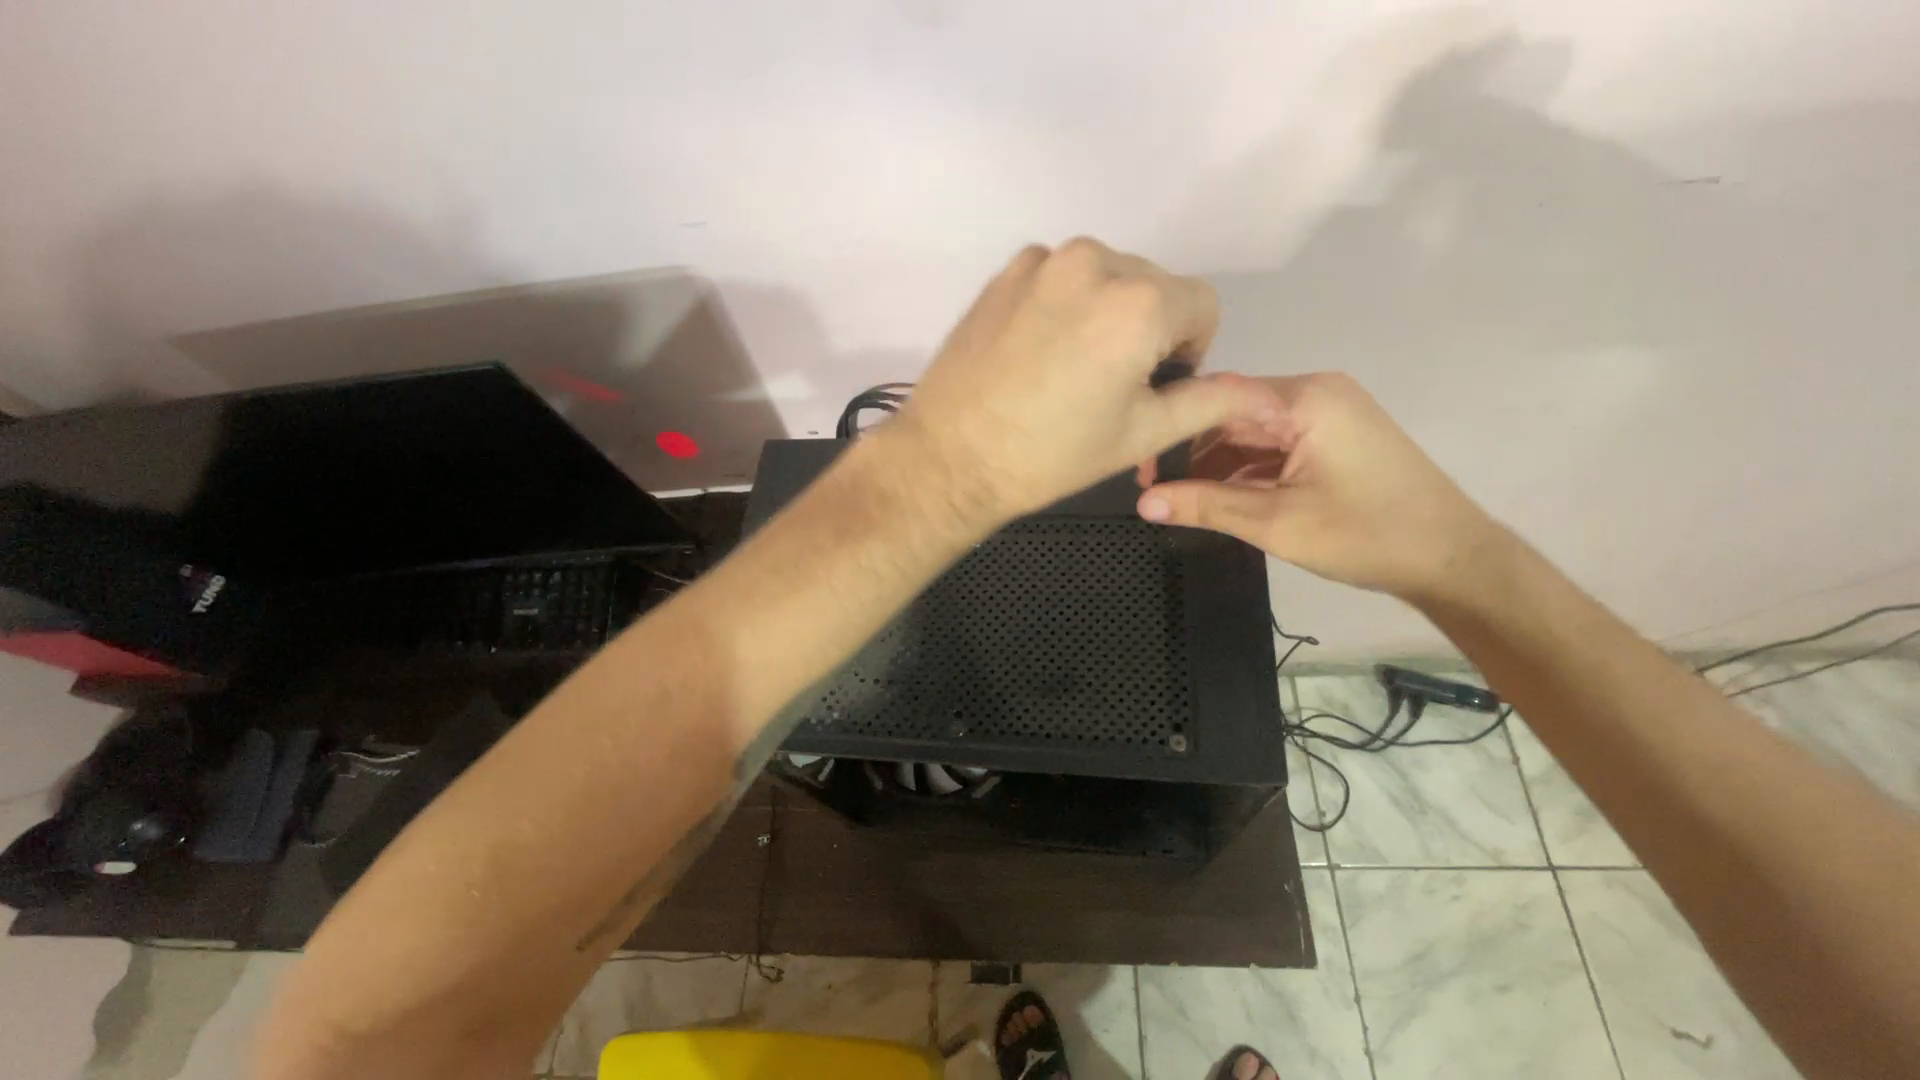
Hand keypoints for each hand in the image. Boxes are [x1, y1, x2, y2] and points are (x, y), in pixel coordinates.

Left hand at [889, 239, 1283, 519]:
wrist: (951, 457)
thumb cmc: (1051, 454)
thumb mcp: (1142, 434)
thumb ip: (1210, 402)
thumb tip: (1265, 395)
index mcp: (1139, 302)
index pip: (1202, 304)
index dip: (1189, 350)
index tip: (1154, 387)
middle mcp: (1094, 262)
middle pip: (1154, 286)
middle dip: (1148, 330)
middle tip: (1108, 386)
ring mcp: (1043, 262)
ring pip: (1107, 278)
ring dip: (1106, 314)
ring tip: (1070, 369)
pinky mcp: (1006, 272)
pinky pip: (1060, 277)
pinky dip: (1064, 305)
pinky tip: (1037, 352)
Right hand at [1135, 373, 1502, 602]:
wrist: (1454, 559)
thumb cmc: (1367, 536)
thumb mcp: (1277, 523)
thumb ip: (1205, 506)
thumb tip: (1142, 504)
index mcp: (1305, 398)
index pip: (1217, 398)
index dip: (1171, 433)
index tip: (1136, 469)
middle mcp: (1315, 392)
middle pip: (1233, 412)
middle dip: (1192, 451)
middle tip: (1151, 490)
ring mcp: (1329, 413)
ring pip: (1251, 430)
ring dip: (1217, 464)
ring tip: (1177, 499)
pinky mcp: (1335, 436)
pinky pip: (1275, 443)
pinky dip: (1246, 469)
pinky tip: (1217, 497)